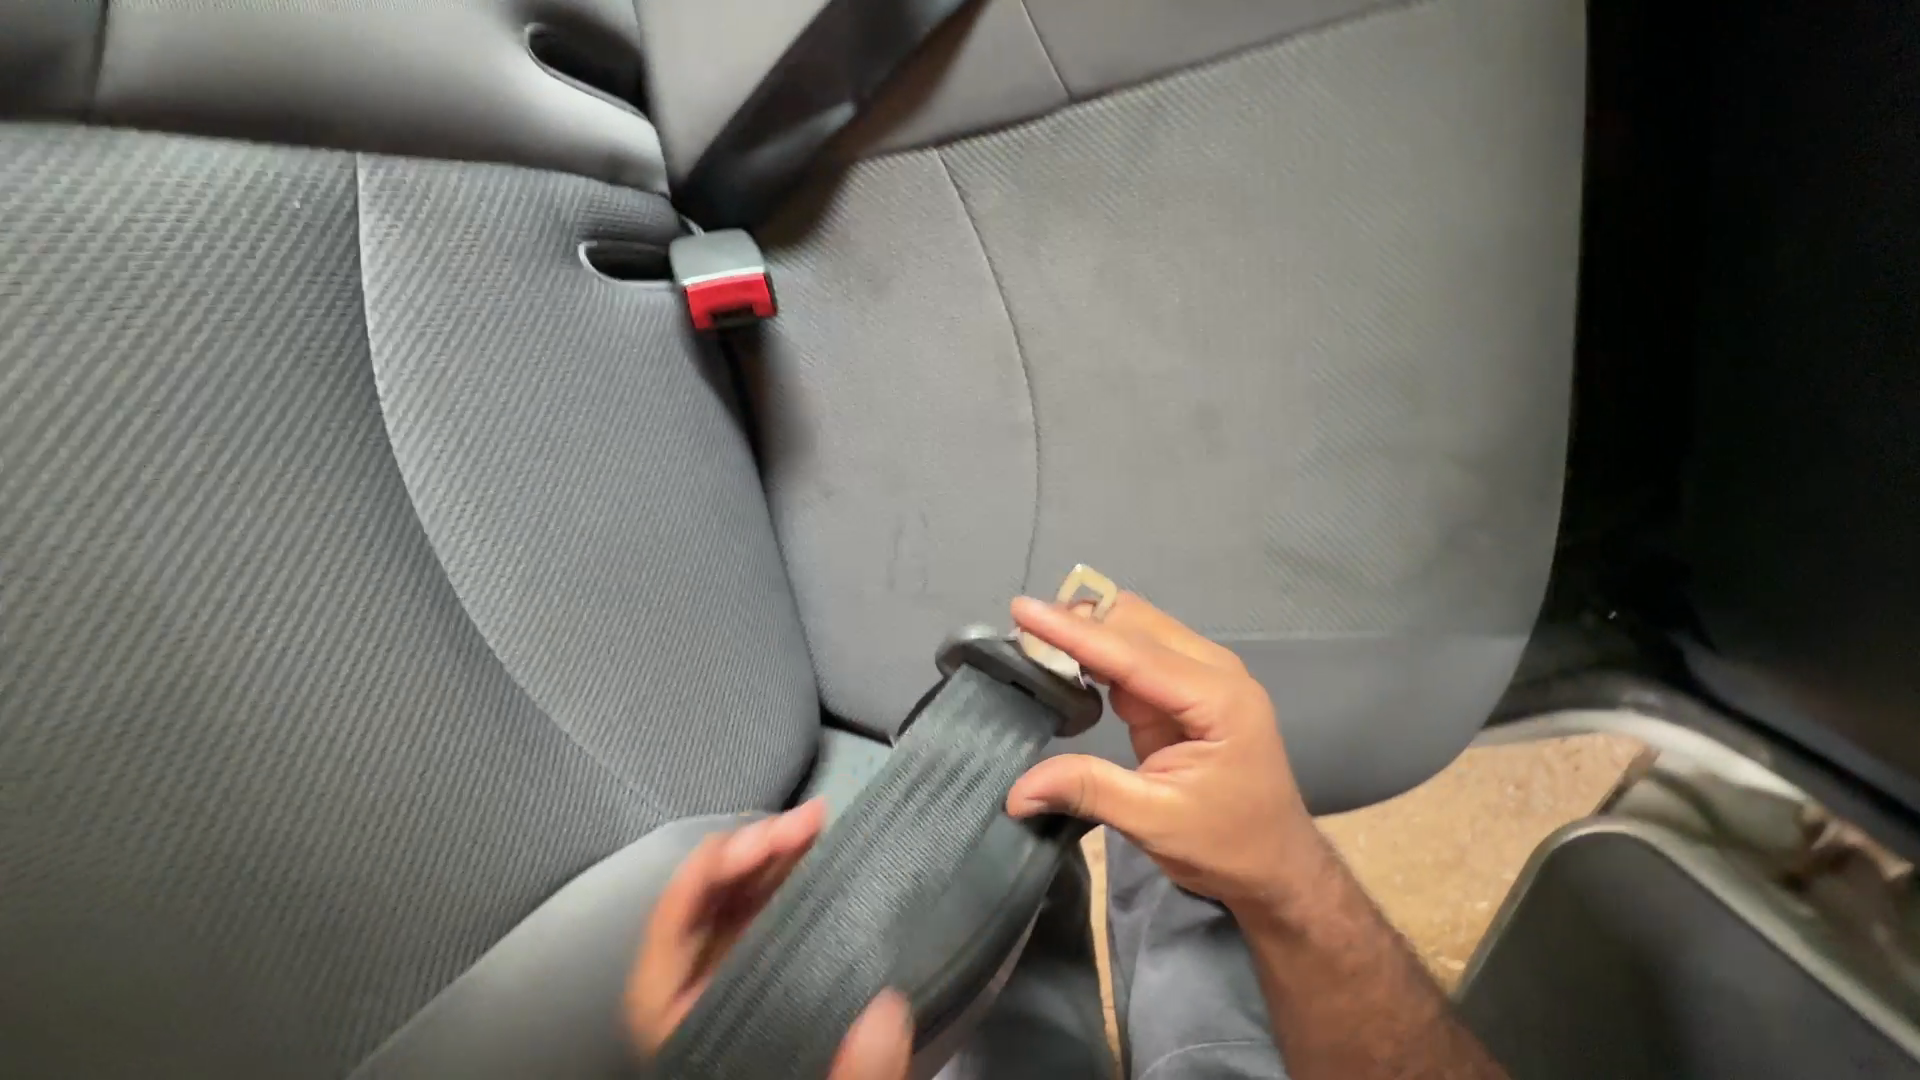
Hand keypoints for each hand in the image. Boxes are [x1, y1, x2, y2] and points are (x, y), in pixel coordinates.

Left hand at [626, 800, 913, 1078]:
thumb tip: (888, 1015)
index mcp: (703, 1043)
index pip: (662, 969)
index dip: (691, 895)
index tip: (746, 851)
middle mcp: (716, 1012)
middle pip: (706, 927)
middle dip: (748, 861)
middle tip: (804, 824)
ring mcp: (750, 996)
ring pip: (741, 920)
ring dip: (774, 864)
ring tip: (816, 825)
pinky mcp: (786, 987)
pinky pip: (777, 929)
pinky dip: (796, 889)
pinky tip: (823, 863)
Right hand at [1004, 593, 1327, 912]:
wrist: (1276, 865)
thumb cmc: (1228, 844)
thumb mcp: (1155, 822)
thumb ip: (1088, 790)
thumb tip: (1016, 791)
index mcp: (1217, 698)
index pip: (1132, 652)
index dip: (1073, 630)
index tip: (1021, 608)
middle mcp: (1212, 671)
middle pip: (1135, 622)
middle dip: (1078, 621)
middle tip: (1020, 636)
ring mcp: (1198, 676)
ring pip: (1133, 628)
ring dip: (1085, 631)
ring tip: (1032, 644)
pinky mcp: (1180, 690)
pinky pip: (1132, 654)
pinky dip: (1095, 652)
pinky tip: (1062, 661)